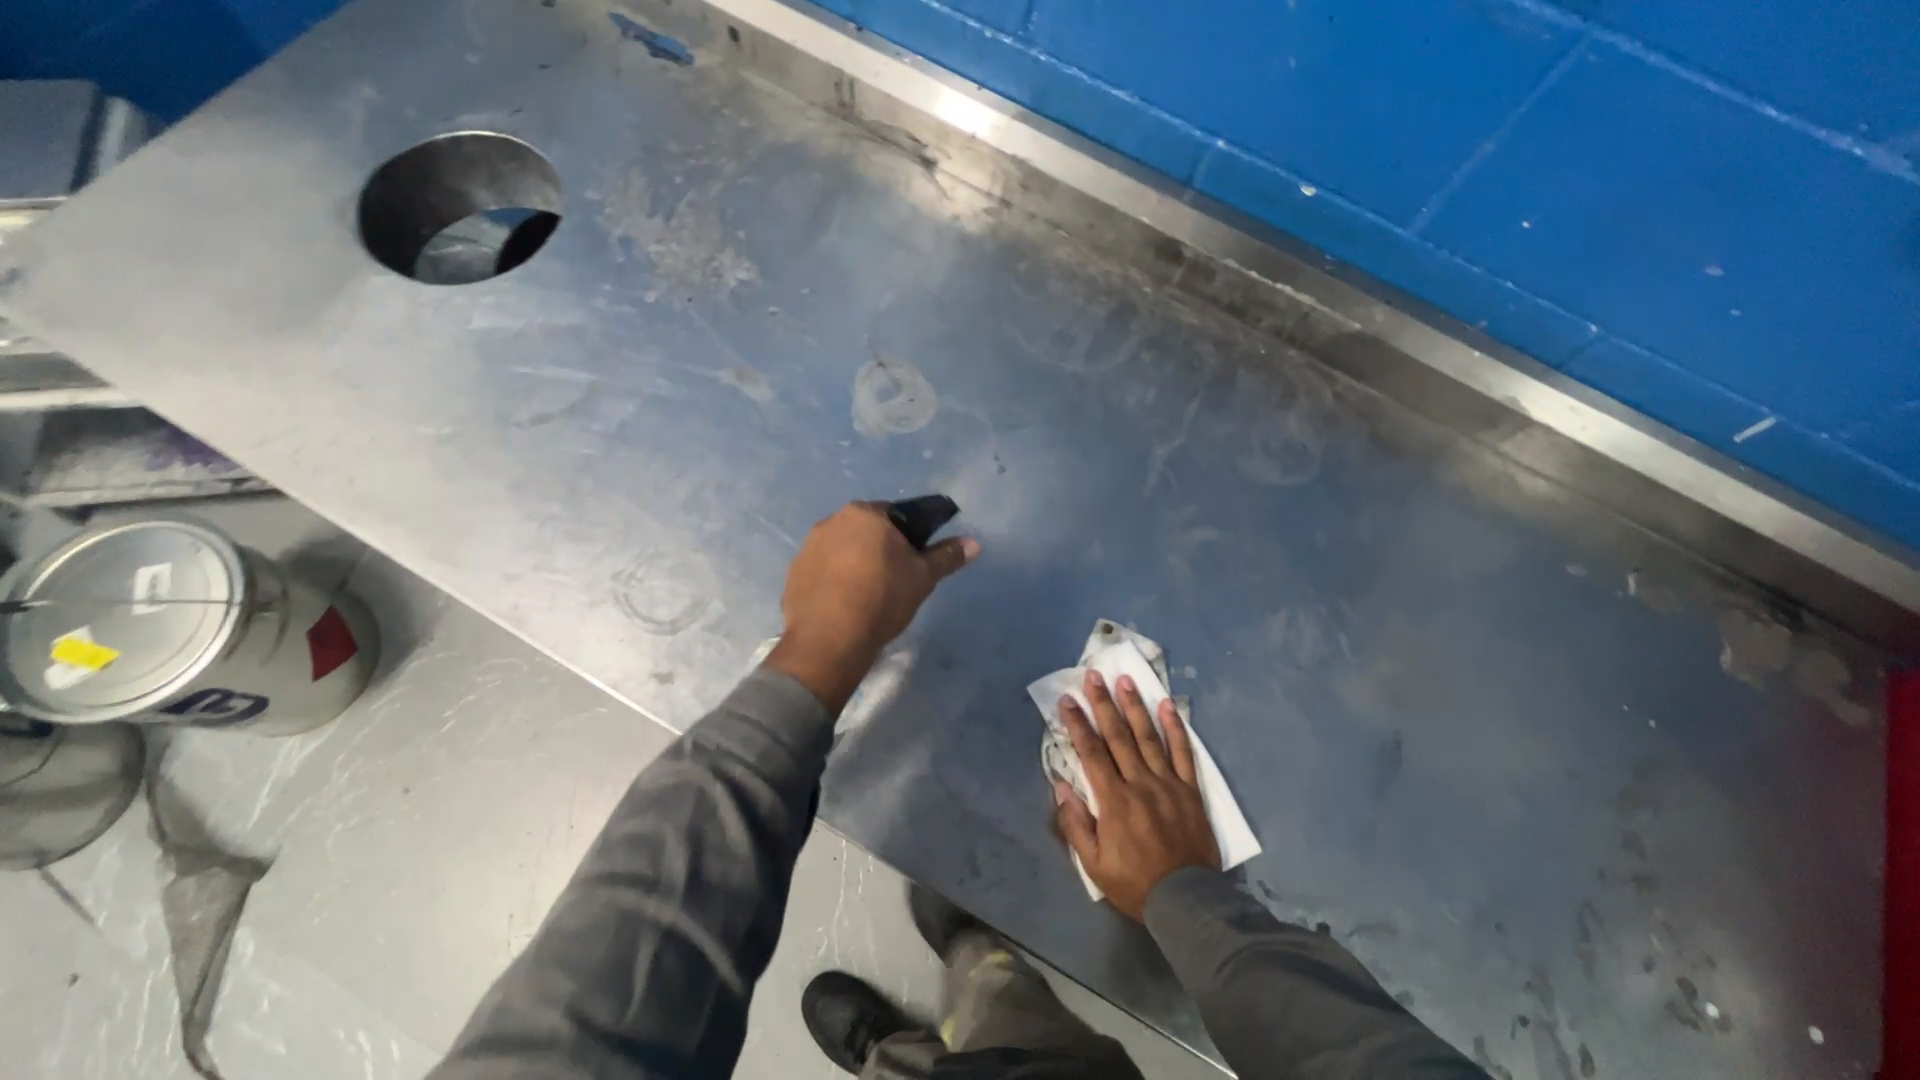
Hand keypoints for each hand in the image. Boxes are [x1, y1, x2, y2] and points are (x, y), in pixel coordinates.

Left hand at [765, 501, 977, 713]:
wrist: (829, 639)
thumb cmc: (882, 599)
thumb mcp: (922, 578)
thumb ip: (947, 556)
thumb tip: (974, 543)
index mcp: (866, 514)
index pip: (896, 515)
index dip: (909, 537)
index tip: (915, 560)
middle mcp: (832, 521)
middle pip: (866, 530)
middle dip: (879, 549)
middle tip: (895, 579)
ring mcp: (808, 547)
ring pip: (841, 550)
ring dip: (854, 563)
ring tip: (867, 595)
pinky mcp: (794, 573)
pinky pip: (822, 571)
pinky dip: (834, 581)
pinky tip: (844, 605)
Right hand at [1055, 670, 1220, 919]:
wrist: (1186, 900)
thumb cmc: (1134, 883)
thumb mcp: (1093, 863)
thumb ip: (1075, 823)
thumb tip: (1061, 787)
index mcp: (1113, 800)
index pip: (1091, 753)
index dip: (1077, 725)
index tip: (1067, 700)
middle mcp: (1140, 783)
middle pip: (1118, 736)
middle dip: (1103, 704)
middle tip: (1094, 675)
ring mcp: (1168, 784)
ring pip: (1148, 737)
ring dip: (1135, 707)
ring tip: (1125, 681)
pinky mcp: (1190, 790)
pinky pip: (1183, 753)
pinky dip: (1175, 728)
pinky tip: (1167, 706)